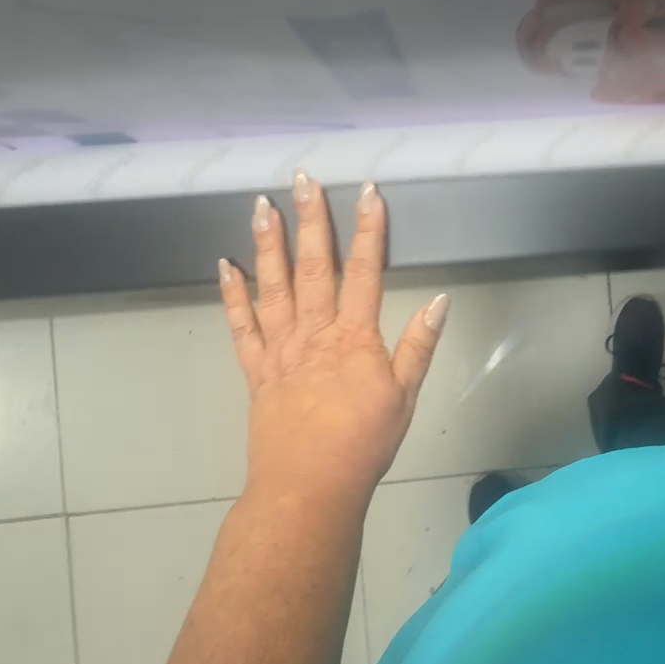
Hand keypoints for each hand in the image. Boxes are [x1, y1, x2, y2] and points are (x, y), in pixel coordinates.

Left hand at [218, 171, 447, 497]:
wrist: (309, 485)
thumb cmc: (363, 443)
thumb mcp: (405, 396)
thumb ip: (419, 345)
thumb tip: (439, 299)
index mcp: (355, 337)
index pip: (366, 271)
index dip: (369, 229)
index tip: (368, 191)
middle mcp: (314, 332)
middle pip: (314, 266)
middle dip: (311, 219)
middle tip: (303, 178)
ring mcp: (280, 349)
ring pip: (273, 286)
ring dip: (268, 243)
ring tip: (262, 205)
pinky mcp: (257, 369)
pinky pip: (241, 325)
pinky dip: (232, 294)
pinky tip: (225, 265)